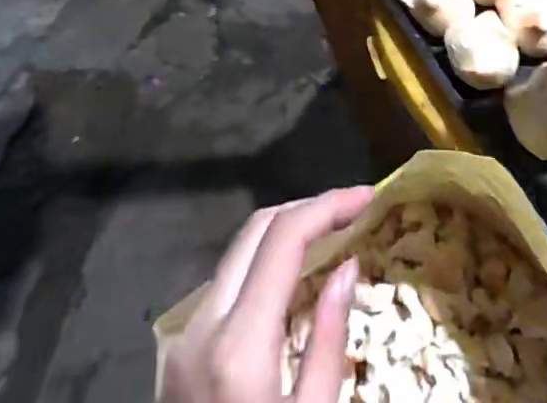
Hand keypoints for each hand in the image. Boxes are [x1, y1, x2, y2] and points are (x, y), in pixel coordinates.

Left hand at [164, 187, 374, 402]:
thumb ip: (328, 339)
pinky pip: (227, 283)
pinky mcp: (178, 347)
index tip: (368, 197)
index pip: (283, 239)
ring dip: (283, 233)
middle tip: (352, 212)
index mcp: (239, 343)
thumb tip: (348, 266)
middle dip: (306, 208)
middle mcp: (202, 322)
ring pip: (237, 251)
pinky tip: (294, 277)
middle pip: (255, 229)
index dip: (328, 206)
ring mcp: (183, 333)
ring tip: (332, 235)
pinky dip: (262, 264)